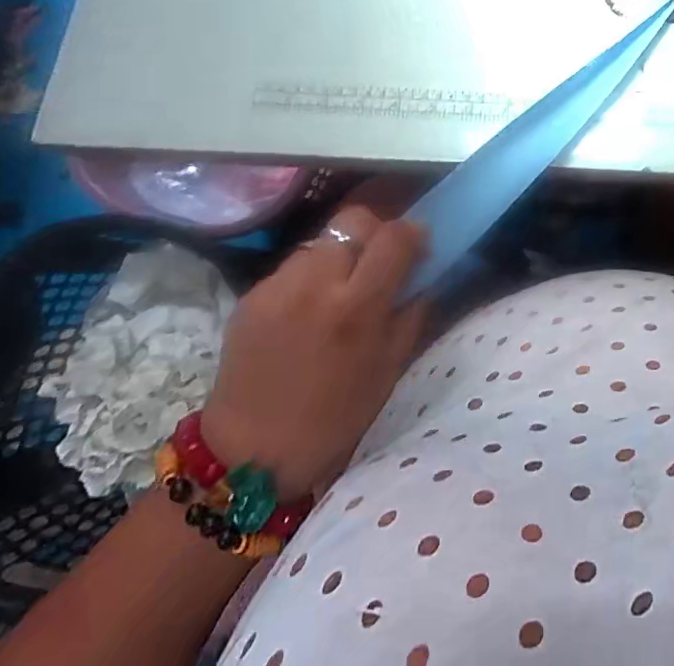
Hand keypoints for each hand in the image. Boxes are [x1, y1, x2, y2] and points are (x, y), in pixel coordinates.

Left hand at [201, 206, 427, 496]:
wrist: (253, 452)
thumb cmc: (336, 418)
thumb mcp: (390, 367)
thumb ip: (411, 312)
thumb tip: (422, 275)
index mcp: (357, 308)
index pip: (393, 236)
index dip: (412, 233)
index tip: (417, 247)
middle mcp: (316, 285)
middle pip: (354, 220)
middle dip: (374, 233)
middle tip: (378, 261)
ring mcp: (277, 287)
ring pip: (321, 241)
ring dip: (339, 255)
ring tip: (339, 288)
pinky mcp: (251, 295)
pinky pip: (292, 267)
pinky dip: (309, 277)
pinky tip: (307, 310)